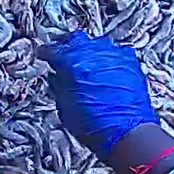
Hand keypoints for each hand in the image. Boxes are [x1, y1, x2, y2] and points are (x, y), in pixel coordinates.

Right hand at [42, 31, 159, 157]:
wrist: (128, 133)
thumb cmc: (96, 125)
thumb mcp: (64, 106)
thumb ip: (58, 85)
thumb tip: (56, 77)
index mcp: (71, 63)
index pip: (52, 50)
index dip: (45, 53)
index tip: (43, 55)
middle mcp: (93, 54)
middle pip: (75, 40)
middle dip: (67, 47)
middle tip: (63, 57)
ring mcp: (113, 56)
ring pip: (96, 43)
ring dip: (88, 52)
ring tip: (84, 65)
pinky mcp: (130, 62)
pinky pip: (114, 52)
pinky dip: (106, 59)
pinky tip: (103, 70)